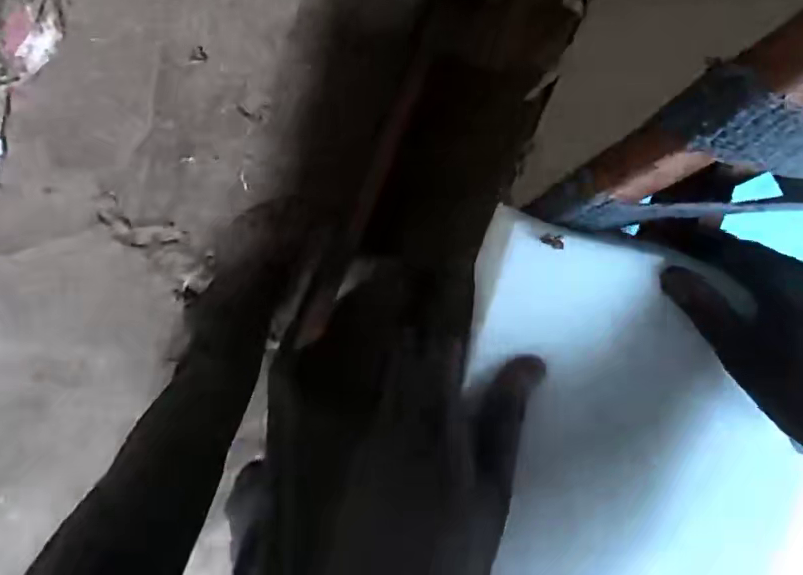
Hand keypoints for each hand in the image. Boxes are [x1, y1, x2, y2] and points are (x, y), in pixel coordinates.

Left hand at [311, 267, 545, 574]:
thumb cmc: (430, 564)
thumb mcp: (485, 503)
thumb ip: (505, 423)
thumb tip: (531, 361)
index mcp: (422, 406)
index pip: (442, 319)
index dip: (449, 282)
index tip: (453, 259)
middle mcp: (361, 397)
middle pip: (379, 311)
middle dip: (397, 282)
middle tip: (408, 272)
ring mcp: (306, 419)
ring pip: (328, 330)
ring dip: (350, 307)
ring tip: (366, 299)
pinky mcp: (270, 444)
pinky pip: (284, 376)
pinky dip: (303, 353)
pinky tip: (314, 357)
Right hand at [654, 222, 802, 451]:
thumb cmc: (802, 399)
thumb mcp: (743, 359)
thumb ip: (707, 310)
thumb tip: (673, 273)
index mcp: (785, 281)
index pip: (735, 248)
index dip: (705, 243)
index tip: (681, 240)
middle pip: (766, 256)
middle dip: (736, 258)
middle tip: (712, 268)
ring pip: (795, 270)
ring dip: (770, 275)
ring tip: (753, 296)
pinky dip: (801, 291)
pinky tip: (797, 314)